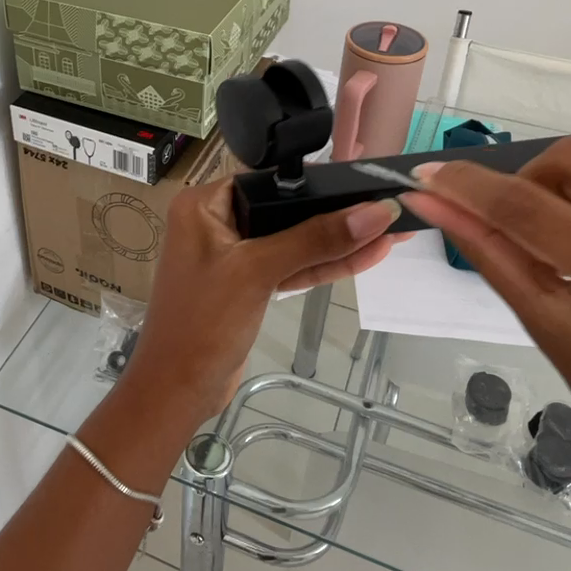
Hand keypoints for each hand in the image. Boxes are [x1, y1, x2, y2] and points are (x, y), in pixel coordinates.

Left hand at [128, 180, 404, 418]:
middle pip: (283, 211)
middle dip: (334, 214)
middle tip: (388, 207)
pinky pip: (290, 267)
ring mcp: (232, 257)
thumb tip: (374, 212)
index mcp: (202, 205)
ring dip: (337, 242)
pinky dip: (323, 265)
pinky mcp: (247, 285)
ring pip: (291, 241)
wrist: (177, 390)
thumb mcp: (257, 272)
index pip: (266, 181)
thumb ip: (315, 240)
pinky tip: (366, 256)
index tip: (364, 180)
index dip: (313, 182)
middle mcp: (214, 223)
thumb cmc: (204, 323)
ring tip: (392, 231)